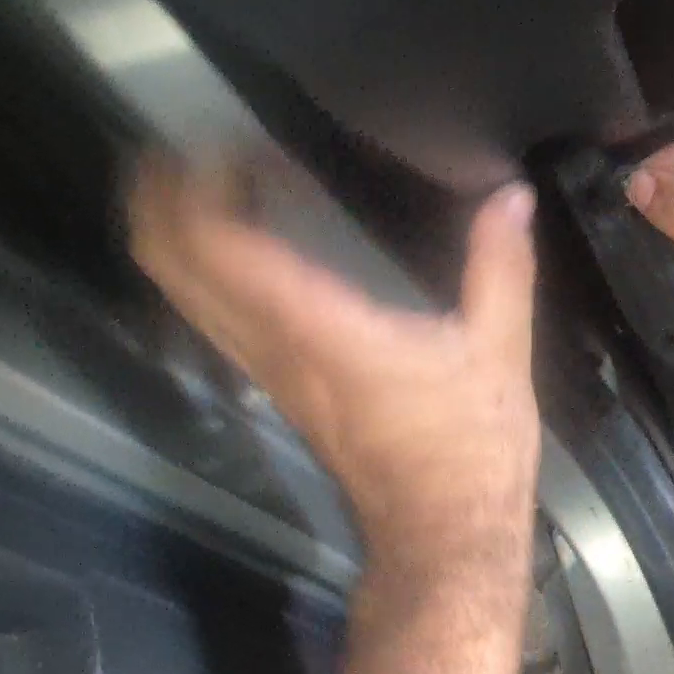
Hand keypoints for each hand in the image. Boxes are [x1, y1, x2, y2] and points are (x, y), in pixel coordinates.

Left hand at [128, 157, 540, 581]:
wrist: (445, 533)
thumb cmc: (472, 447)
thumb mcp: (500, 353)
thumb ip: (502, 269)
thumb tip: (512, 197)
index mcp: (318, 330)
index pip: (214, 240)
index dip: (203, 179)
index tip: (235, 139)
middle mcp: (272, 349)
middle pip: (168, 260)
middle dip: (161, 194)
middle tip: (199, 149)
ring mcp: (268, 376)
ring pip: (181, 292)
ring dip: (179, 232)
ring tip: (221, 189)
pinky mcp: (284, 394)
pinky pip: (214, 317)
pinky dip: (211, 272)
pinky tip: (260, 258)